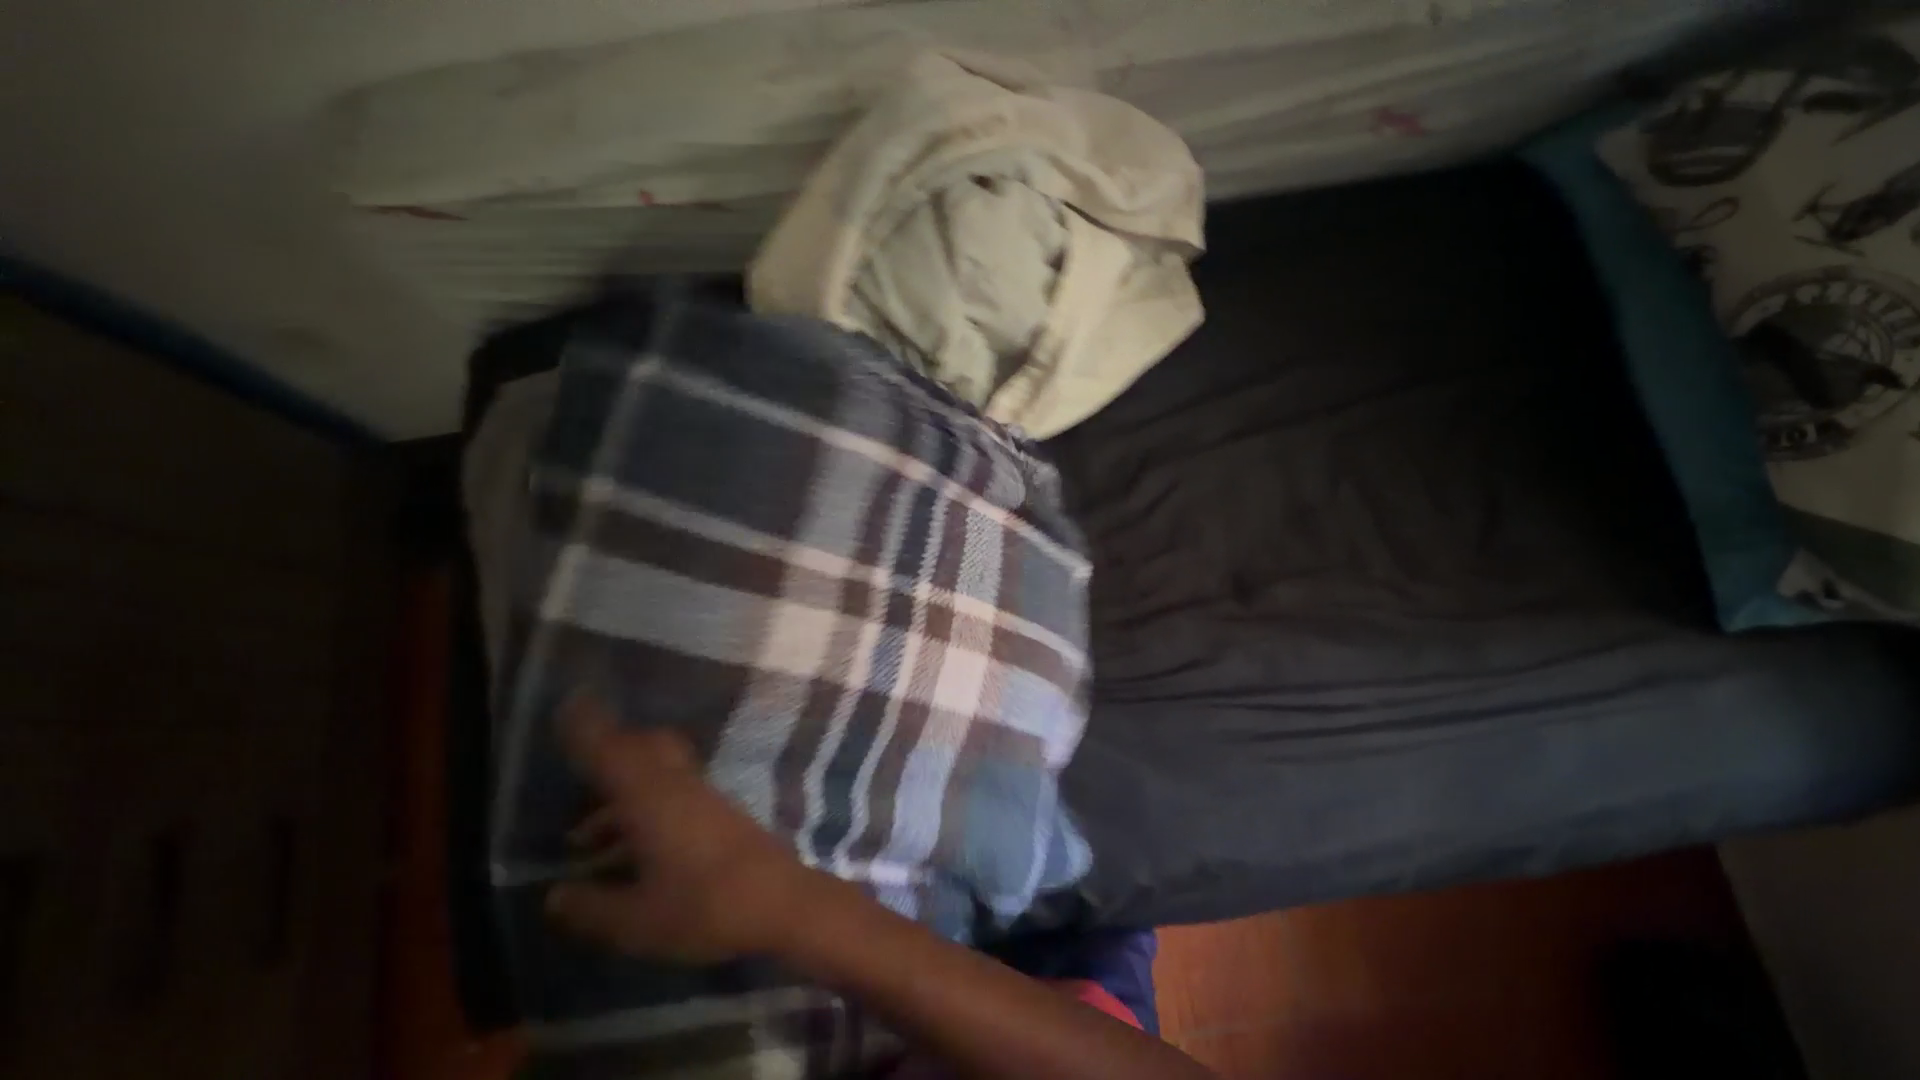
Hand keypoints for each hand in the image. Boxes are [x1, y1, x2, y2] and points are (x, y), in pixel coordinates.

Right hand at [544, 699, 821, 964]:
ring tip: (582, 840)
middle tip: (577, 770)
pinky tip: (629, 853)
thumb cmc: (703, 908)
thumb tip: (554, 895)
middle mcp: (676, 785)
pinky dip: (645, 810)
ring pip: (657, 774)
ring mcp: (704, 798)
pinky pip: (673, 795)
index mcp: (649, 797)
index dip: (588, 726)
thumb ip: (591, 906)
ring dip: (621, 795)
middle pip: (642, 747)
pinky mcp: (721, 816)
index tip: (570, 700)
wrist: (782, 904)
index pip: (610, 749)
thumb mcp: (635, 921)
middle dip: (609, 751)